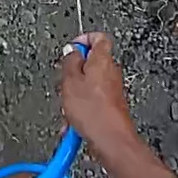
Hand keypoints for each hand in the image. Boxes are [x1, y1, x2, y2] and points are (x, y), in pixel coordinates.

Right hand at [60, 32, 137, 158]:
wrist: (111, 140)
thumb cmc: (93, 111)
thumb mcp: (70, 81)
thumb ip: (70, 61)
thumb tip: (70, 50)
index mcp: (102, 59)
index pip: (98, 37)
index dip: (83, 40)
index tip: (71, 49)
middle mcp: (110, 71)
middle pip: (90, 62)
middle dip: (74, 73)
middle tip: (66, 82)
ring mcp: (112, 89)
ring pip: (89, 84)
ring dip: (76, 94)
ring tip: (69, 107)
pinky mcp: (110, 105)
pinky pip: (92, 101)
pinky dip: (82, 108)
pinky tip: (74, 122)